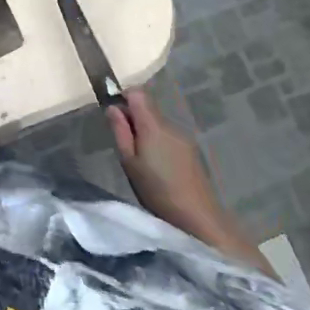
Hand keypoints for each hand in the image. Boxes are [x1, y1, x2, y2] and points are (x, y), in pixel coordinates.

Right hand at [109, 89, 233, 241]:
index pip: (138, 92)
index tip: (115, 116)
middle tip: (125, 144)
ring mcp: (183, 136)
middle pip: (148, 107)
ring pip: (158, 122)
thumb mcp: (129, 162)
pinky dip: (159, 142)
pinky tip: (159, 167)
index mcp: (153, 124)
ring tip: (141, 160)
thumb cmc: (156, 190)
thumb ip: (120, 131)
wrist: (197, 217)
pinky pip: (169, 135)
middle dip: (133, 118)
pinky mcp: (191, 149)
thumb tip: (112, 107)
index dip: (123, 98)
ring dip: (147, 132)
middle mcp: (170, 124)